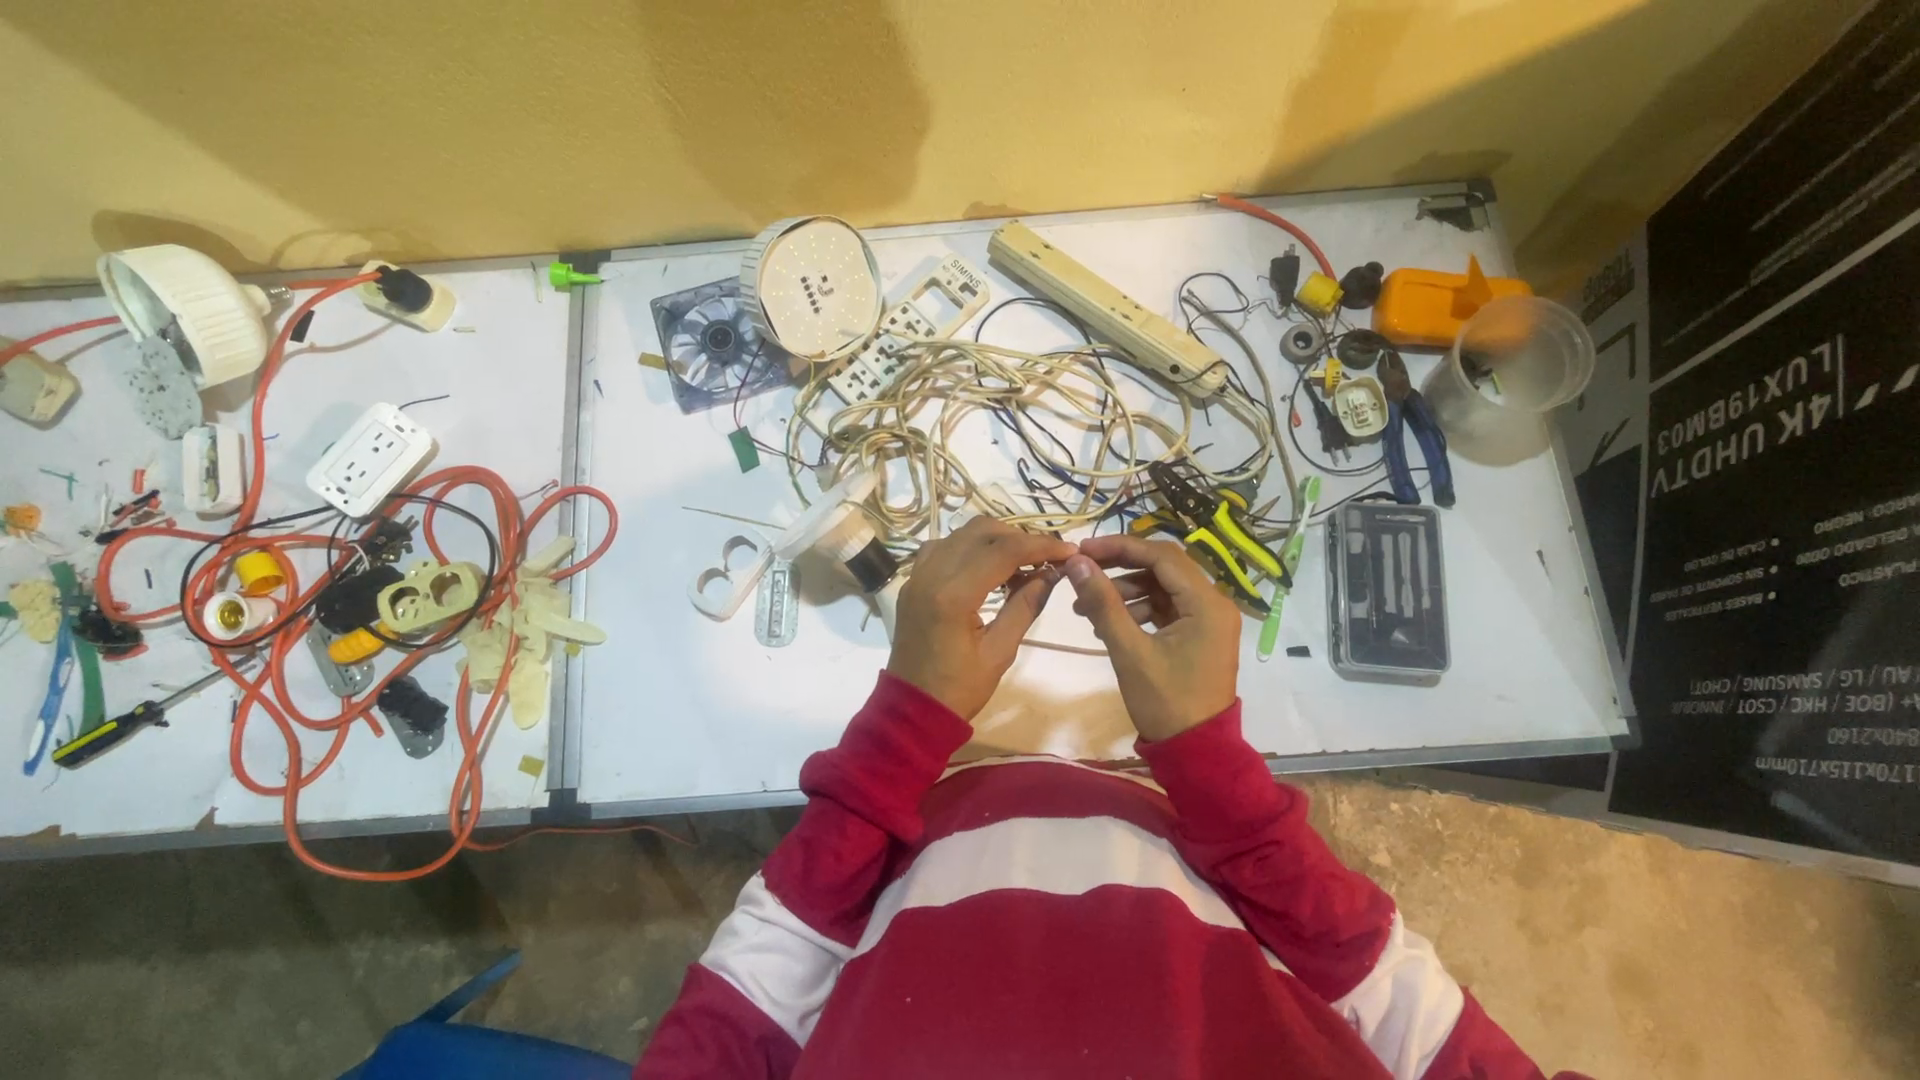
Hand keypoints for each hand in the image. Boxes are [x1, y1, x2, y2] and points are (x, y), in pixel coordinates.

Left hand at [886, 517, 1078, 718]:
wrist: (912, 709)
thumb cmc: (959, 689)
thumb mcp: (1000, 652)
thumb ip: (1025, 606)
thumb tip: (1051, 573)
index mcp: (954, 594)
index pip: (1004, 551)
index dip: (1041, 546)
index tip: (1069, 550)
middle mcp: (931, 574)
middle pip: (981, 531)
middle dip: (1018, 537)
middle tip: (1046, 558)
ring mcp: (917, 575)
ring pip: (960, 534)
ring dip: (993, 540)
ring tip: (1020, 563)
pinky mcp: (912, 582)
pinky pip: (941, 547)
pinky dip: (968, 548)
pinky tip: (986, 569)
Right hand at [1063, 535, 1240, 741]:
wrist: (1196, 751)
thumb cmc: (1165, 702)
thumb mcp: (1129, 651)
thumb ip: (1103, 603)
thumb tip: (1077, 563)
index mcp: (1207, 604)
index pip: (1162, 556)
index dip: (1120, 547)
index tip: (1083, 550)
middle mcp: (1214, 604)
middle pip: (1164, 567)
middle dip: (1120, 566)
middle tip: (1082, 570)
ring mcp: (1209, 620)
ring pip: (1162, 587)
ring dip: (1125, 590)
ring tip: (1086, 607)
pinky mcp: (1199, 634)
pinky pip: (1166, 608)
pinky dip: (1138, 609)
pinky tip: (1108, 623)